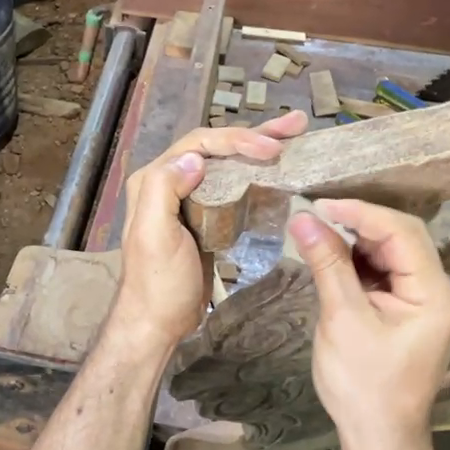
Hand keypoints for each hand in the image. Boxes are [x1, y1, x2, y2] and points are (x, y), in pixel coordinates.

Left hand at [106, 110, 307, 358]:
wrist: (158, 323)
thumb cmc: (158, 283)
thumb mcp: (154, 235)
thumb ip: (164, 189)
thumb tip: (195, 158)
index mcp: (154, 179)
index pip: (200, 144)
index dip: (237, 140)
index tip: (271, 149)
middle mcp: (170, 181)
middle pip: (216, 147)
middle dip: (255, 134)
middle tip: (295, 125)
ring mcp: (190, 198)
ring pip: (227, 163)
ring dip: (259, 148)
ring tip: (294, 135)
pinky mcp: (207, 216)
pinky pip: (233, 185)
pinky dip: (256, 174)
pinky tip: (278, 171)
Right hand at [288, 200, 449, 449]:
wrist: (379, 440)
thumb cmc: (363, 386)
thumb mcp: (342, 320)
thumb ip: (327, 264)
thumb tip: (303, 218)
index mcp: (434, 294)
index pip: (401, 232)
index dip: (359, 212)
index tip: (318, 205)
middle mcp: (438, 291)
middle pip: (400, 237)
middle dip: (358, 223)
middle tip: (314, 217)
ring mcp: (424, 301)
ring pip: (391, 252)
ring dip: (355, 242)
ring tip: (317, 236)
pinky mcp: (408, 310)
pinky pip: (384, 272)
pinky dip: (358, 262)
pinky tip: (332, 260)